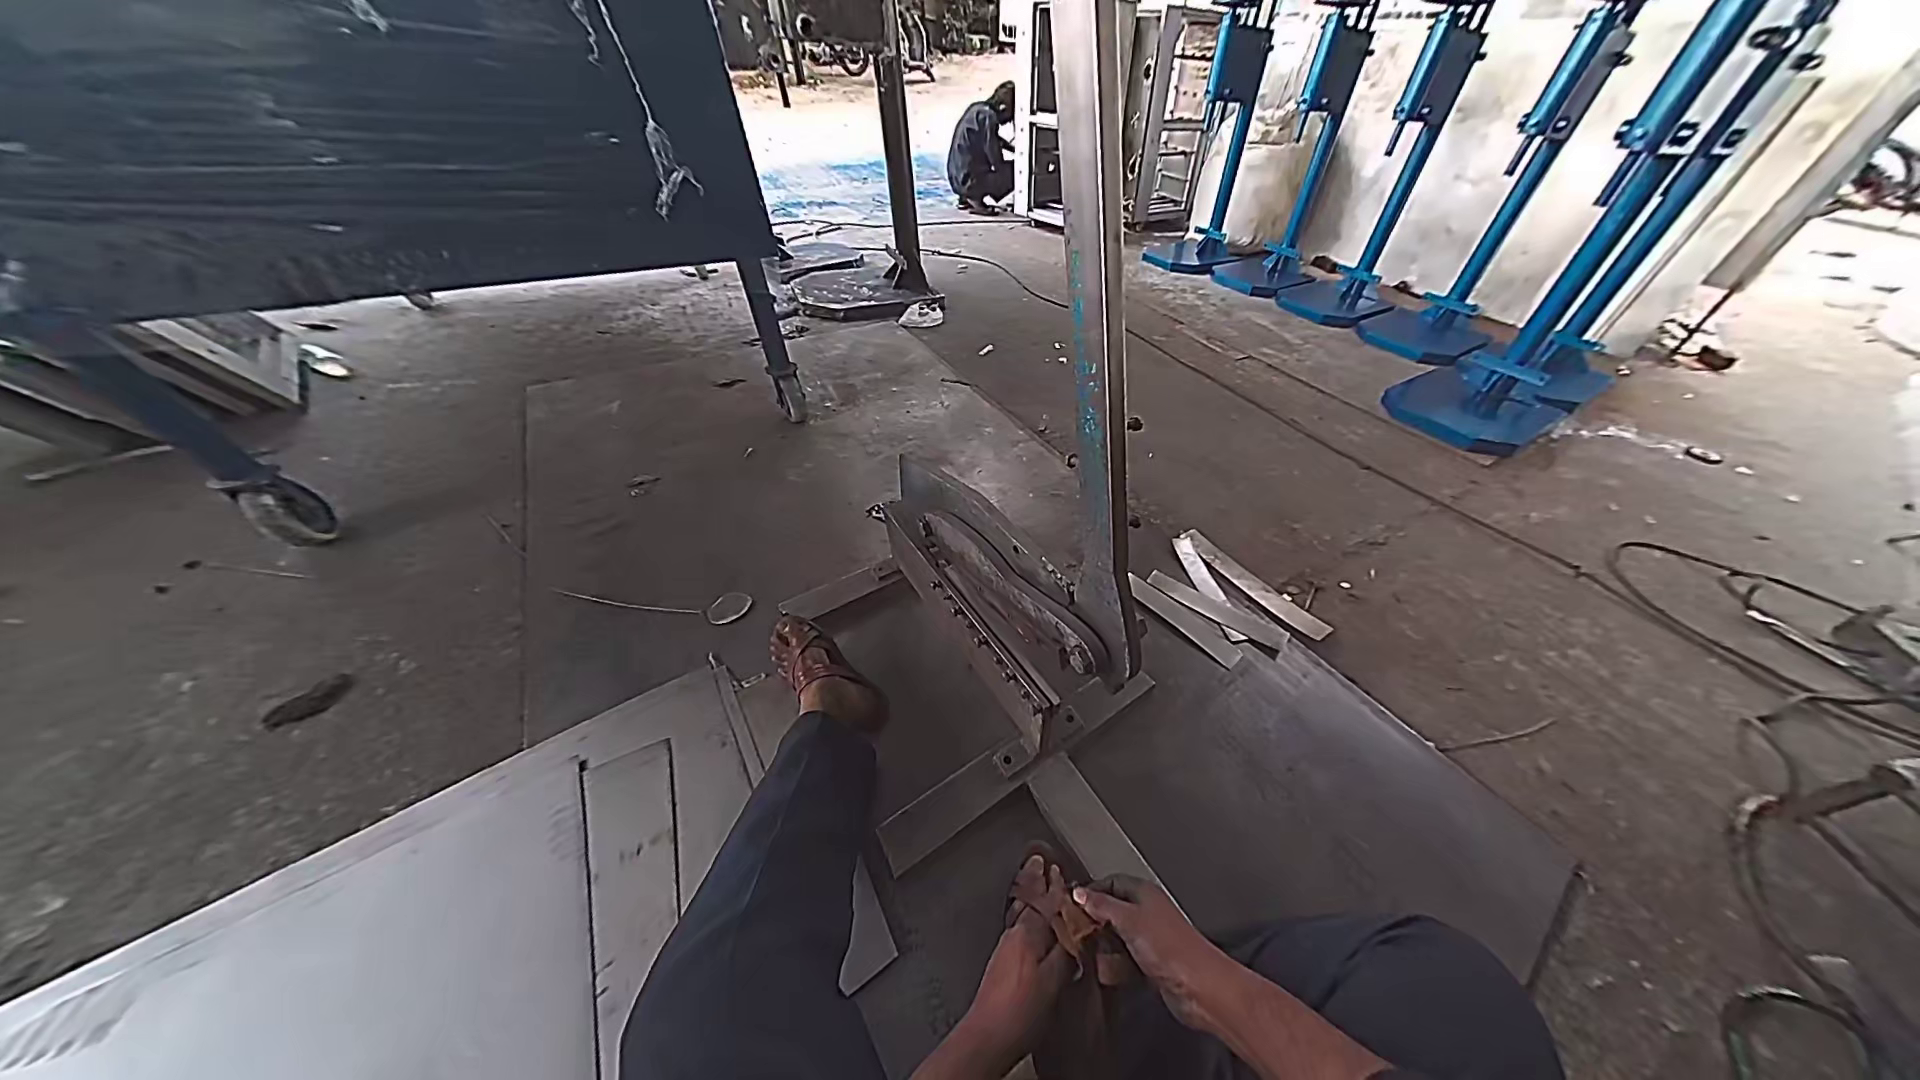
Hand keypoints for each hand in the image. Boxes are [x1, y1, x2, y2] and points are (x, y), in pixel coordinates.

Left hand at [912, 856, 1071, 1079]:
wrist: (987, 1035)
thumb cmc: (1020, 1011)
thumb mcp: (1053, 982)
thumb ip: (1066, 953)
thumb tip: (1078, 934)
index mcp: (1028, 934)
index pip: (1046, 902)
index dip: (1055, 886)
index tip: (1059, 869)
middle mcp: (1014, 934)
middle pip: (1029, 902)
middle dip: (1035, 882)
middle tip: (1038, 862)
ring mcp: (1006, 947)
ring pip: (1023, 913)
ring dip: (1031, 897)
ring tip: (1037, 883)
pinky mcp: (1003, 962)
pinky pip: (1019, 926)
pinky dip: (1027, 916)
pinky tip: (1029, 922)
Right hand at [1073, 875, 1235, 1030]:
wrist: (1200, 987)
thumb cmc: (1167, 946)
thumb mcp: (1128, 919)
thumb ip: (1101, 905)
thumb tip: (1078, 892)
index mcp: (1143, 892)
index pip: (1109, 882)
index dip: (1090, 891)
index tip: (1070, 904)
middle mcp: (1146, 911)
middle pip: (1112, 909)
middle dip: (1093, 919)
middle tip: (1074, 930)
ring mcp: (1150, 937)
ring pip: (1117, 935)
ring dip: (1102, 943)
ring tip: (1086, 951)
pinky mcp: (1152, 962)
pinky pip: (1125, 957)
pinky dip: (1114, 962)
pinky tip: (1104, 969)